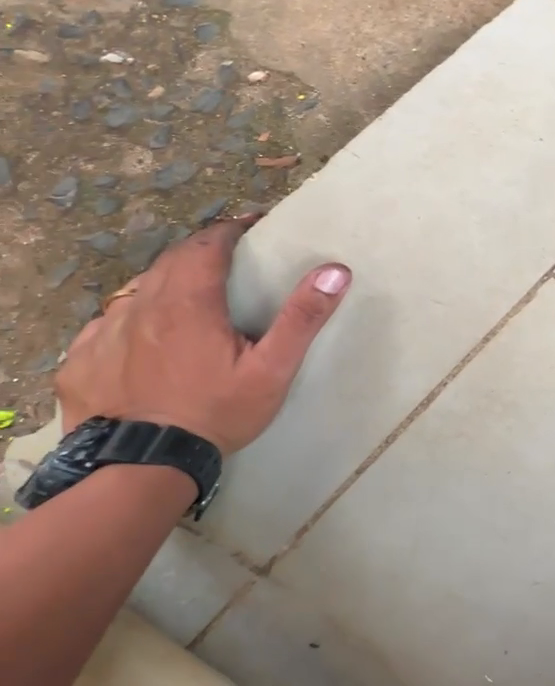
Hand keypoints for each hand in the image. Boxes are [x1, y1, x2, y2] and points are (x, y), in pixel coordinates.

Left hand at [58, 218, 351, 456]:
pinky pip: (106, 325)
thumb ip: (302, 317)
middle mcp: (140, 310)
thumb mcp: (273, 369)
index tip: (252, 225)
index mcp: (187, 305)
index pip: (204, 247)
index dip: (229, 230)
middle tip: (229, 254)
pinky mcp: (79, 363)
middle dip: (200, 250)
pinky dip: (132, 317)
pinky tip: (145, 336)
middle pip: (168, 262)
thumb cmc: (216, 413)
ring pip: (136, 291)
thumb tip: (336, 270)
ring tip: (190, 295)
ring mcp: (102, 336)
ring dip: (166, 282)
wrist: (138, 468)